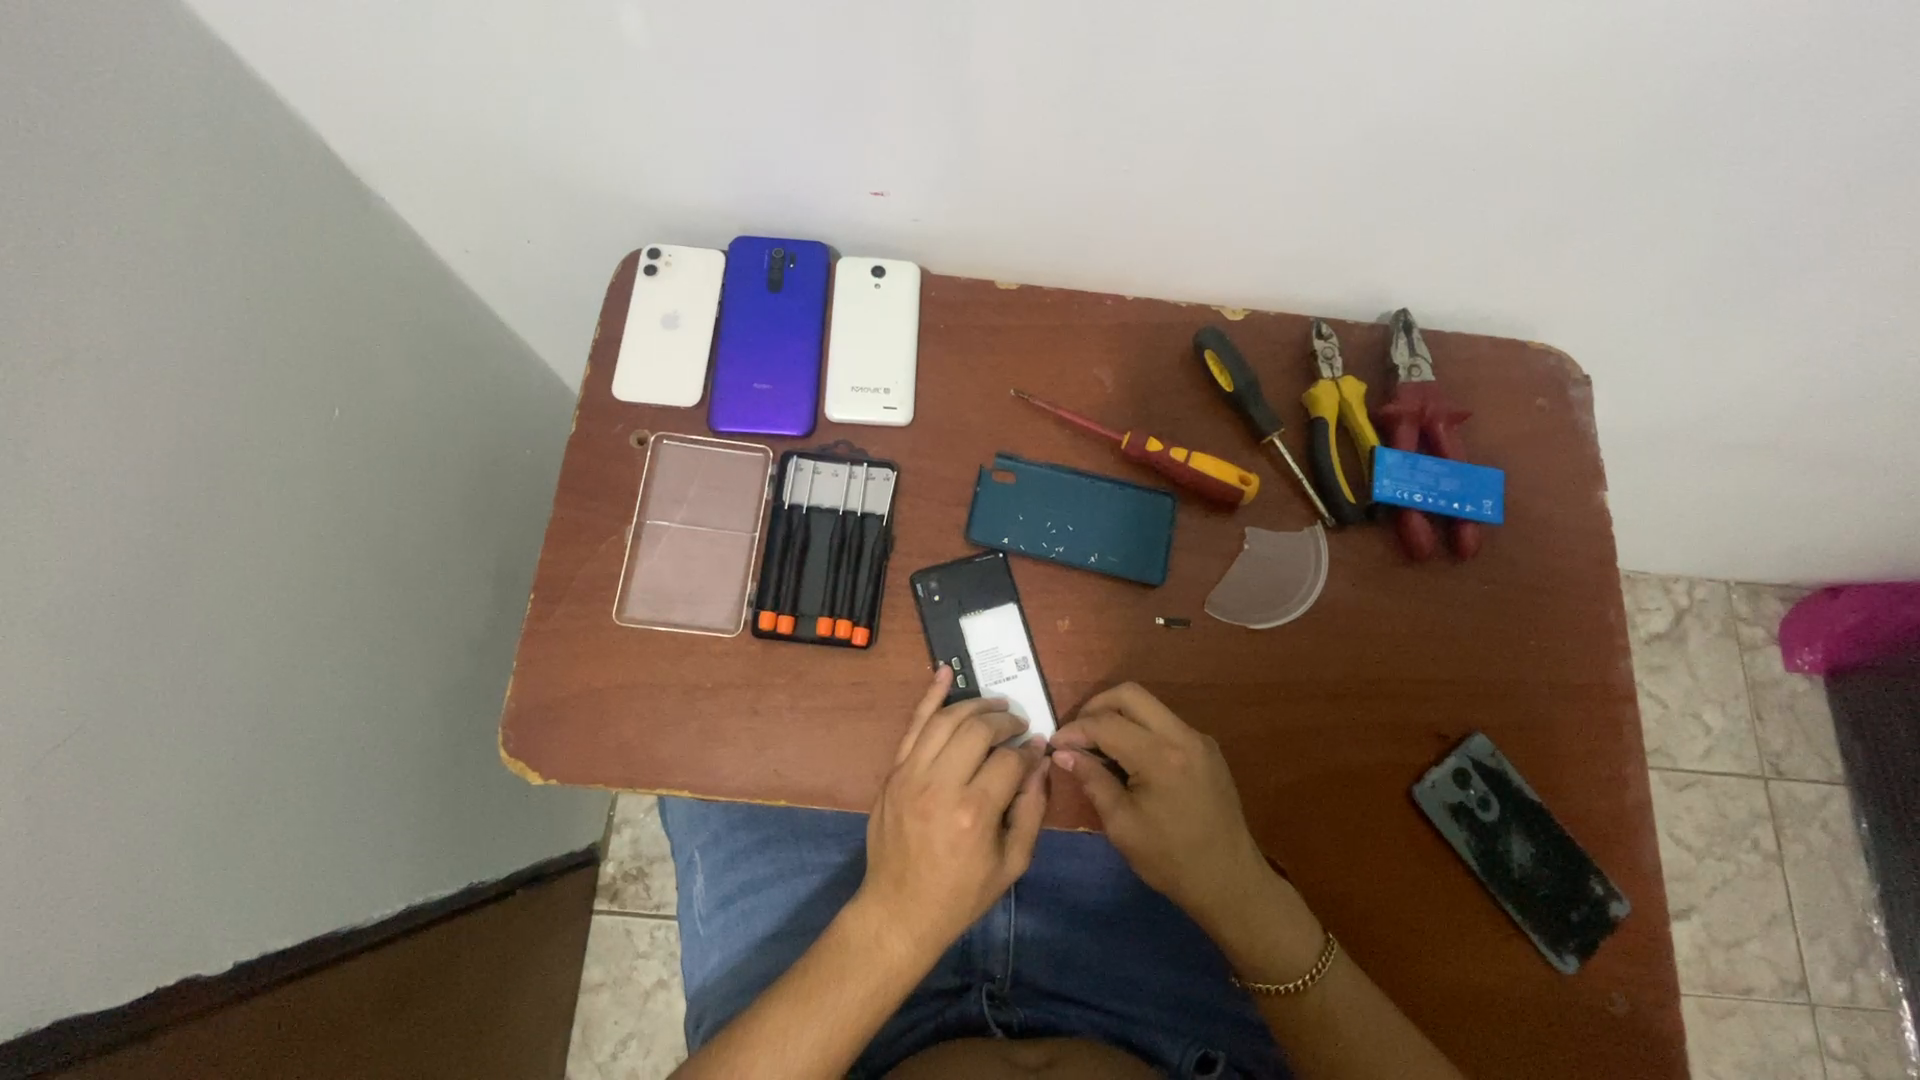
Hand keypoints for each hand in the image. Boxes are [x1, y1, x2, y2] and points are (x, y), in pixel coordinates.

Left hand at [856, 666, 1048, 960]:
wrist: (899, 910)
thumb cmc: (961, 894)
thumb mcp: (1012, 863)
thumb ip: (1032, 810)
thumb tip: (1042, 764)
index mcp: (974, 812)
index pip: (1009, 760)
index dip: (1028, 750)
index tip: (1037, 749)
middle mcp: (941, 786)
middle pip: (978, 730)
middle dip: (1005, 721)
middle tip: (1018, 725)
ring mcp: (911, 776)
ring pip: (946, 720)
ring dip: (975, 706)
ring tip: (995, 706)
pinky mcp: (893, 774)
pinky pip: (912, 726)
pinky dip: (929, 696)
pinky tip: (945, 673)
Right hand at [1050, 683, 1283, 938]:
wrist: (1229, 881)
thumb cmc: (1169, 860)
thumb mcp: (1121, 824)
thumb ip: (1092, 780)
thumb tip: (1063, 753)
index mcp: (1161, 757)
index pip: (1106, 723)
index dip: (1075, 730)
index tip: (1055, 745)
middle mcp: (1183, 736)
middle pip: (1130, 694)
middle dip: (1095, 708)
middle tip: (1076, 735)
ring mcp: (1199, 739)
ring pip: (1149, 705)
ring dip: (1118, 716)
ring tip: (1097, 746)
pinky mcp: (1206, 748)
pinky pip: (1165, 722)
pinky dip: (1139, 728)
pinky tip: (1127, 756)